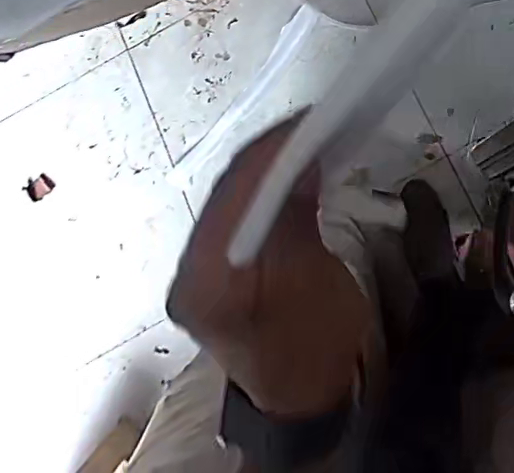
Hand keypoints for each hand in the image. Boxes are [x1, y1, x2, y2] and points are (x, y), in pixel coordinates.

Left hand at [167, 121, 370, 417]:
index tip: (311, 122)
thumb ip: (296, 218)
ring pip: (239, 191)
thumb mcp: (310, 281)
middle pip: (230, 189)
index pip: (233, 195)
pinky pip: (249, 202)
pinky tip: (301, 165)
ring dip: (275, 160)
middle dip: (273, 149)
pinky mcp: (230, 257)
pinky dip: (276, 178)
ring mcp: (209, 262)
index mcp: (206, 280)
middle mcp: (195, 266)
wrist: (308, 392)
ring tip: (313, 135)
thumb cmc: (313, 346)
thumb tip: (303, 161)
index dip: (271, 153)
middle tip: (317, 121)